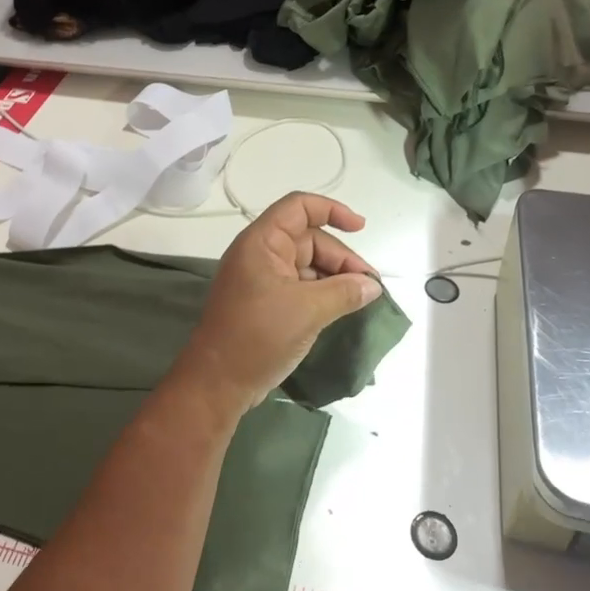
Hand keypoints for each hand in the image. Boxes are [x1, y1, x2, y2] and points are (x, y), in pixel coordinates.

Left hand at [168, 192, 382, 417]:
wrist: (218, 383)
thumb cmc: (257, 336)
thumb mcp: (307, 311)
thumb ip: (343, 292)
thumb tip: (372, 286)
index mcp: (262, 242)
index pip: (299, 207)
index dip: (332, 210)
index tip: (360, 228)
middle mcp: (260, 253)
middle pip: (309, 238)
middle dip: (341, 258)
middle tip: (369, 286)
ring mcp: (261, 278)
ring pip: (307, 264)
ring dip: (334, 278)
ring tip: (361, 299)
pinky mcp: (264, 302)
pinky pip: (299, 285)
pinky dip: (322, 293)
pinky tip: (342, 309)